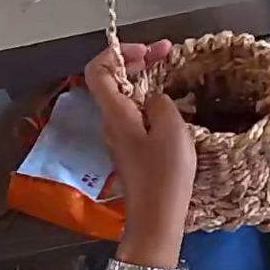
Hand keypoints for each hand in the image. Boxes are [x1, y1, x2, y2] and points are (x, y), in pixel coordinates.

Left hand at [85, 41, 194, 261]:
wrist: (157, 219)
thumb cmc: (164, 174)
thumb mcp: (171, 129)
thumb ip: (160, 102)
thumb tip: (154, 97)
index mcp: (115, 113)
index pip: (99, 70)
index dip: (119, 52)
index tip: (147, 49)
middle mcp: (110, 122)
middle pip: (113, 80)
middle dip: (138, 60)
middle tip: (167, 52)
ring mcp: (120, 138)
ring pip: (126, 97)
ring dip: (145, 79)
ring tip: (170, 72)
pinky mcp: (131, 151)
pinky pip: (135, 115)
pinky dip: (149, 100)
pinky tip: (170, 104)